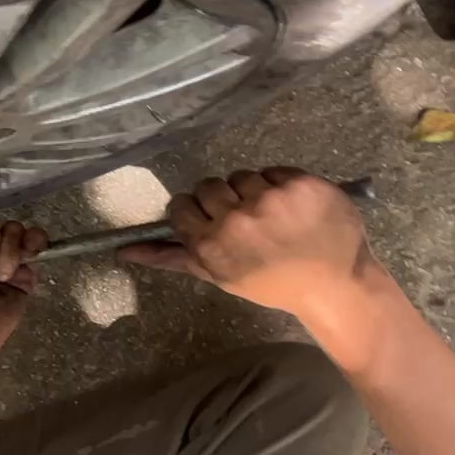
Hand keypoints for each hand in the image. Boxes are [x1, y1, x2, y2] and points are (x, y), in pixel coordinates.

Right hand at [117, 168, 383, 324]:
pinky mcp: (301, 183)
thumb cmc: (269, 283)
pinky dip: (279, 184)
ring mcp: (270, 199)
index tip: (209, 222)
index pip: (181, 206)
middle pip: (208, 186)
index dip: (194, 212)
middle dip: (220, 199)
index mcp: (211, 243)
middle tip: (240, 217)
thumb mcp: (216, 274)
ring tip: (268, 212)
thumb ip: (169, 258)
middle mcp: (236, 218)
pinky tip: (290, 206)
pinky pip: (273, 170)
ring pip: (240, 176)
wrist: (333, 283)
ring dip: (249, 190)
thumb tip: (121, 251)